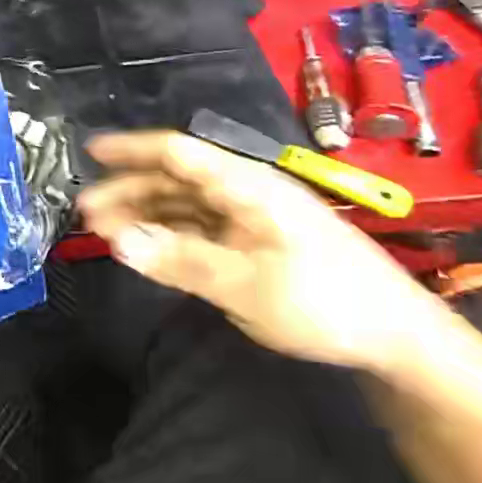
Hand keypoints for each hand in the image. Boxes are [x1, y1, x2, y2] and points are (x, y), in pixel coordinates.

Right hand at [77, 131, 452, 374]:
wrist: (394, 334)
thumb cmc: (324, 300)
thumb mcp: (248, 285)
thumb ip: (180, 261)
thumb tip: (118, 241)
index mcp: (246, 184)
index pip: (179, 152)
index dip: (132, 148)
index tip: (91, 152)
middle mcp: (245, 191)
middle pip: (177, 179)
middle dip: (130, 190)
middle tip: (86, 212)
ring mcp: (252, 217)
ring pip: (187, 205)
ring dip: (147, 214)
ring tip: (106, 231)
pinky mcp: (257, 242)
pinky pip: (202, 229)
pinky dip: (171, 235)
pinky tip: (149, 247)